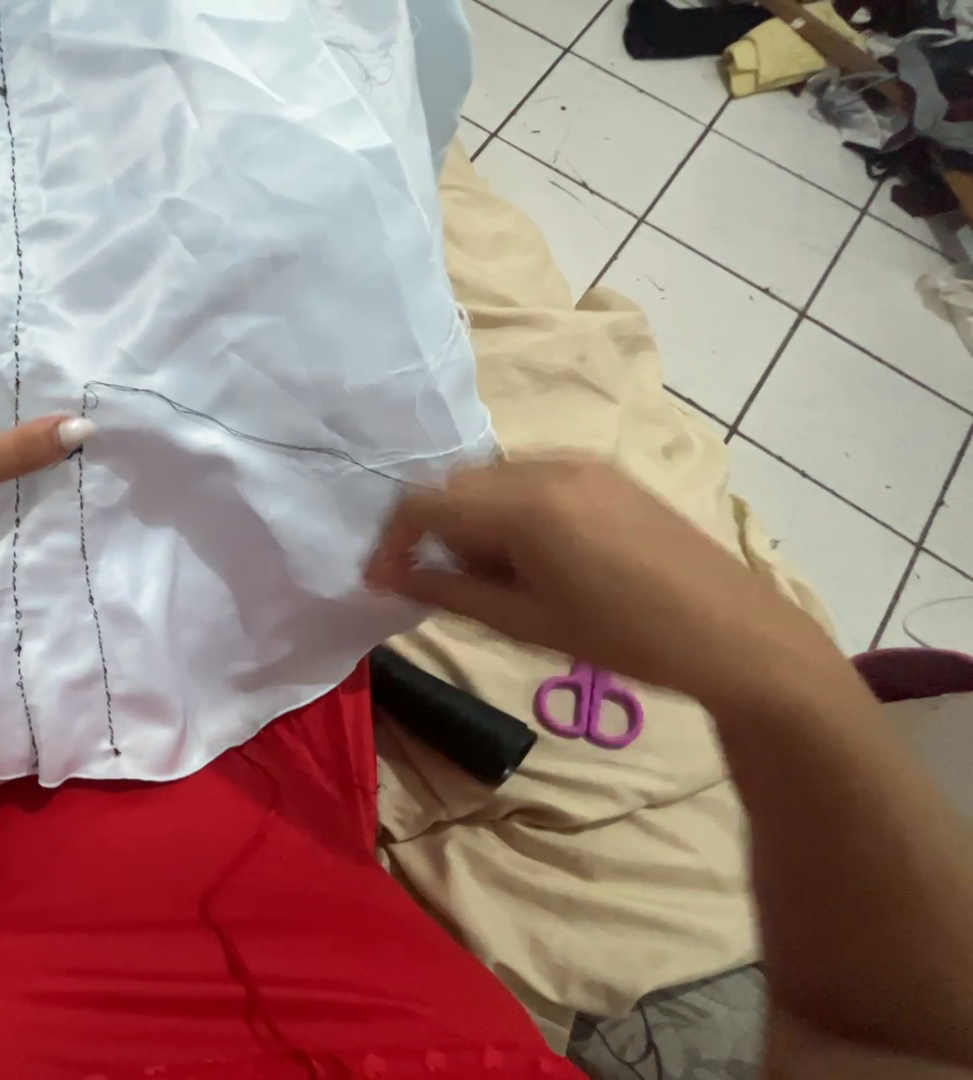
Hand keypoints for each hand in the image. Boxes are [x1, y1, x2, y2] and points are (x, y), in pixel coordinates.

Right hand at [364, 456, 838, 704]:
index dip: (392, 541)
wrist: (739, 637)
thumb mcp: (520, 622)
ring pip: (486, 480)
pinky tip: (529, 553)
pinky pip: (524, 478)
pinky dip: (504, 509)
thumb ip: (444, 590)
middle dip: (432, 530)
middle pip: (452, 485)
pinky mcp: (602, 471)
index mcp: (527, 507)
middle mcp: (548, 469)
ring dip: (468, 519)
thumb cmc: (623, 638)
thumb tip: (386, 577)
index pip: (424, 504)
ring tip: (493, 572)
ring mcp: (580, 464)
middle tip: (442, 581)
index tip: (382, 580)